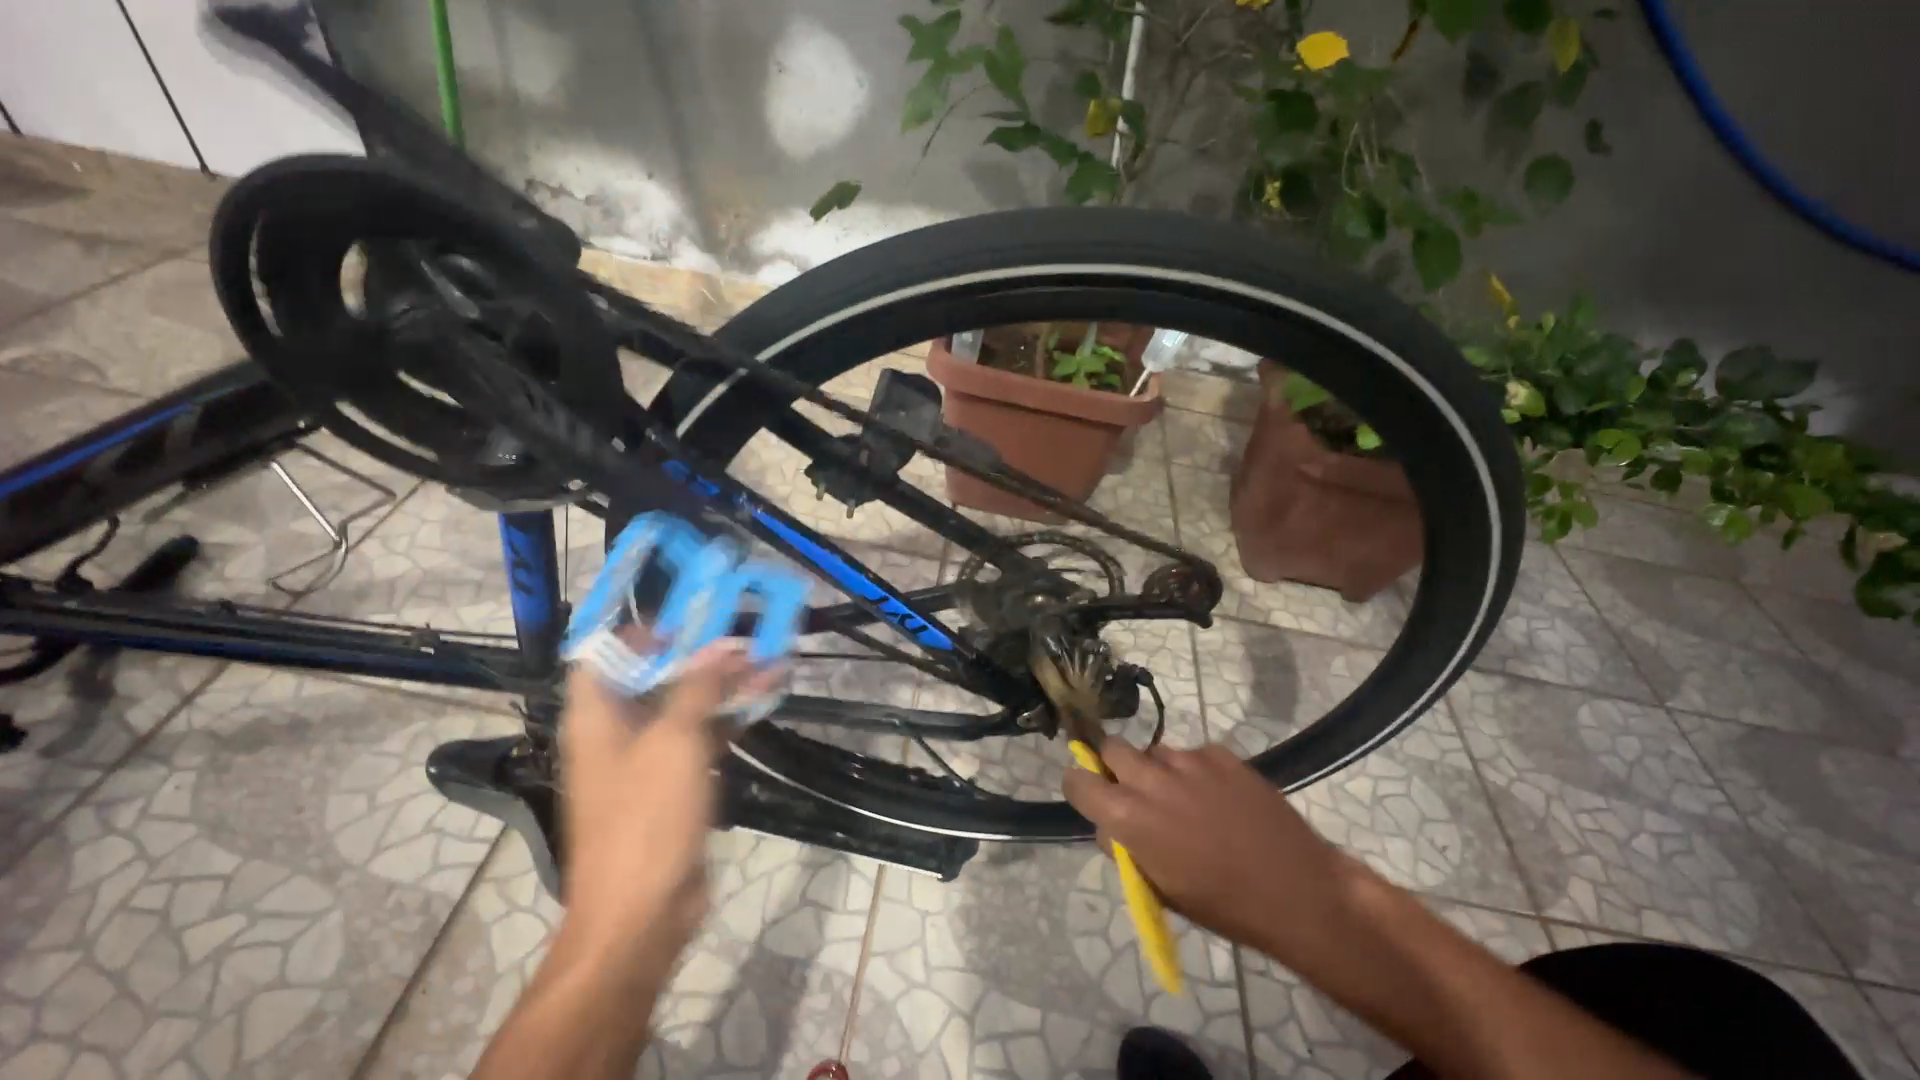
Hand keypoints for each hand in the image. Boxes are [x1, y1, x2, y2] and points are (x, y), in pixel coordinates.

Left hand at [556, 637, 757, 976]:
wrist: (641, 913)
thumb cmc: (646, 818)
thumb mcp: (675, 739)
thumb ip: (699, 685)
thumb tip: (724, 643)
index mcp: (596, 715)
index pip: (607, 652)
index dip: (644, 630)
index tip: (691, 616)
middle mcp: (615, 732)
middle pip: (653, 677)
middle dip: (699, 654)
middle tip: (746, 632)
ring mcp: (645, 762)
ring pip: (683, 708)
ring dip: (721, 686)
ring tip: (767, 661)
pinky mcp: (672, 790)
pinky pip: (700, 741)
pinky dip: (727, 721)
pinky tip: (762, 704)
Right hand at [1062, 741, 1357, 956]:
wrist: (1297, 891)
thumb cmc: (1222, 904)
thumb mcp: (1159, 889)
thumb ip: (1125, 849)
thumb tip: (1111, 827)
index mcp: (1128, 817)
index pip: (1077, 780)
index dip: (1080, 786)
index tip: (1090, 795)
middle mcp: (1152, 779)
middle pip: (1112, 748)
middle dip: (1115, 766)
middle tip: (1134, 792)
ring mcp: (1190, 762)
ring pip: (1156, 751)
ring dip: (1158, 770)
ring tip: (1185, 799)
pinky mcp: (1223, 755)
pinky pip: (1194, 754)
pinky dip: (1196, 771)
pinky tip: (1219, 798)